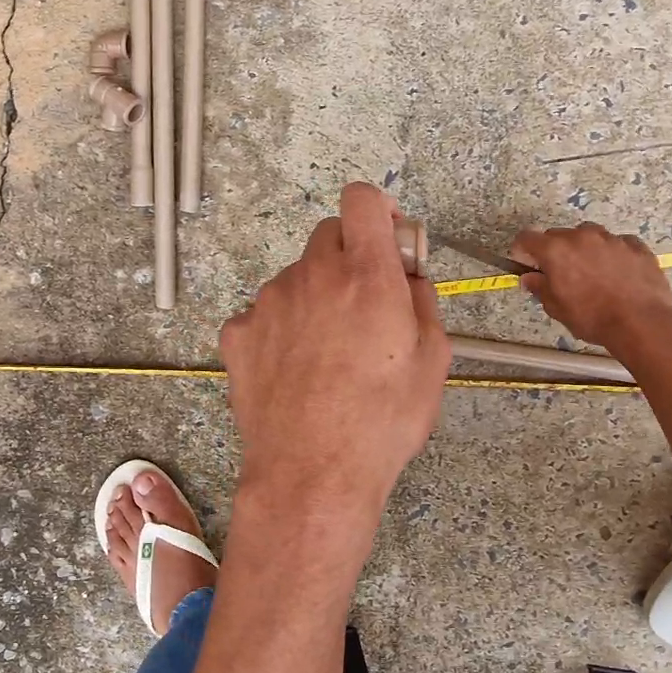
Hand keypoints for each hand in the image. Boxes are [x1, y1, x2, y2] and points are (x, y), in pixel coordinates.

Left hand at [218, 183, 450, 508]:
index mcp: (365, 276)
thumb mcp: (433, 361)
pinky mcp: (238, 330)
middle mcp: (312, 275)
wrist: (312, 473)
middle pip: (328, 235)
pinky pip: (265, 313)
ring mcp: (268, 301)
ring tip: (327, 353)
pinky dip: (281, 328)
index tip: (387, 238)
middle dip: (349, 256)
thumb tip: (408, 273)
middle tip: (363, 304)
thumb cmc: (383, 421)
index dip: (378, 210)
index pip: (362, 199)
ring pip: (296, 277)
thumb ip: (422, 299)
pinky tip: (293, 369)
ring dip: (315, 295)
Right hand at [510, 222, 671, 346]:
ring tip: (593, 270)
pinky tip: (619, 270)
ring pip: (589, 235)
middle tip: (562, 272)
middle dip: (555, 250)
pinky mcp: (637, 246)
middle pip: (558, 234)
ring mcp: (611, 239)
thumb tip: (530, 278)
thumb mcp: (556, 308)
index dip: (522, 250)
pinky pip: (619, 242)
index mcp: (555, 250)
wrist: (641, 324)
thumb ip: (539, 288)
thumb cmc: (592, 317)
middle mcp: (580, 236)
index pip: (526, 238)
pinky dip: (613, 252)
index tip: (527, 264)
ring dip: (584, 247)